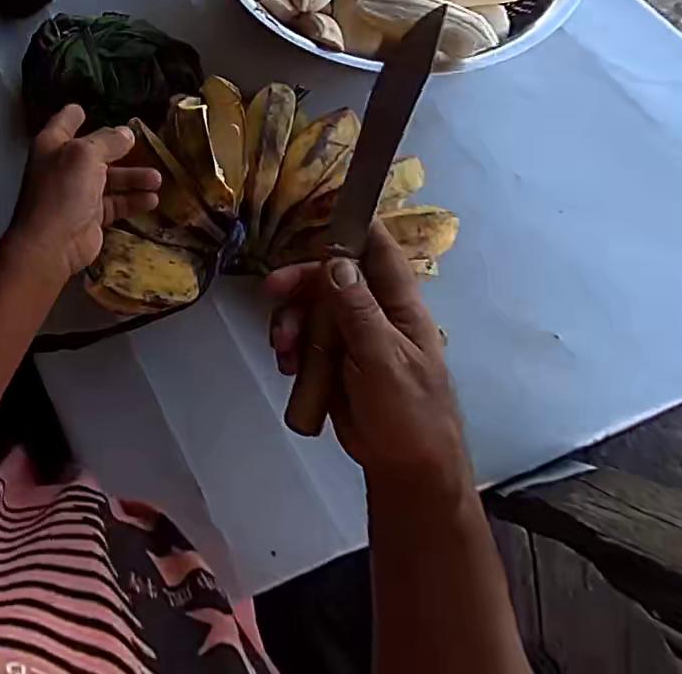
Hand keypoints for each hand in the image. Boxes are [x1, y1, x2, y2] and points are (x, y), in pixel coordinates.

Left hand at [7, 104, 162, 280]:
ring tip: (158, 179)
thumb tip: (127, 133)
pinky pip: (116, 203)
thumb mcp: (86, 155)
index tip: (89, 107)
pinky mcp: (90, 216)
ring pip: (111, 179)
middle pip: (96, 152)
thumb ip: (108, 141)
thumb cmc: (63, 190)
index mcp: (54, 144)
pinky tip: (152, 200)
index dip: (78, 113)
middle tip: (146, 146)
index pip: (66, 121)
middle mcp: (64, 166)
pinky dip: (133, 201)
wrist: (52, 244)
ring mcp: (77, 193)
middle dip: (122, 150)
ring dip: (134, 178)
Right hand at [265, 221, 468, 487]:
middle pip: (332, 277)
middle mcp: (374, 311)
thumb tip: (337, 261)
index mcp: (398, 305)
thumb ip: (359, 311)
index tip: (320, 211)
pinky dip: (292, 346)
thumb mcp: (384, 359)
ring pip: (313, 307)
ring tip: (284, 350)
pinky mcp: (335, 359)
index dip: (354, 227)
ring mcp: (353, 335)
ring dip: (292, 321)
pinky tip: (288, 365)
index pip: (378, 251)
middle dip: (301, 283)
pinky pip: (306, 338)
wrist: (406, 471)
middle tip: (273, 291)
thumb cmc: (409, 414)